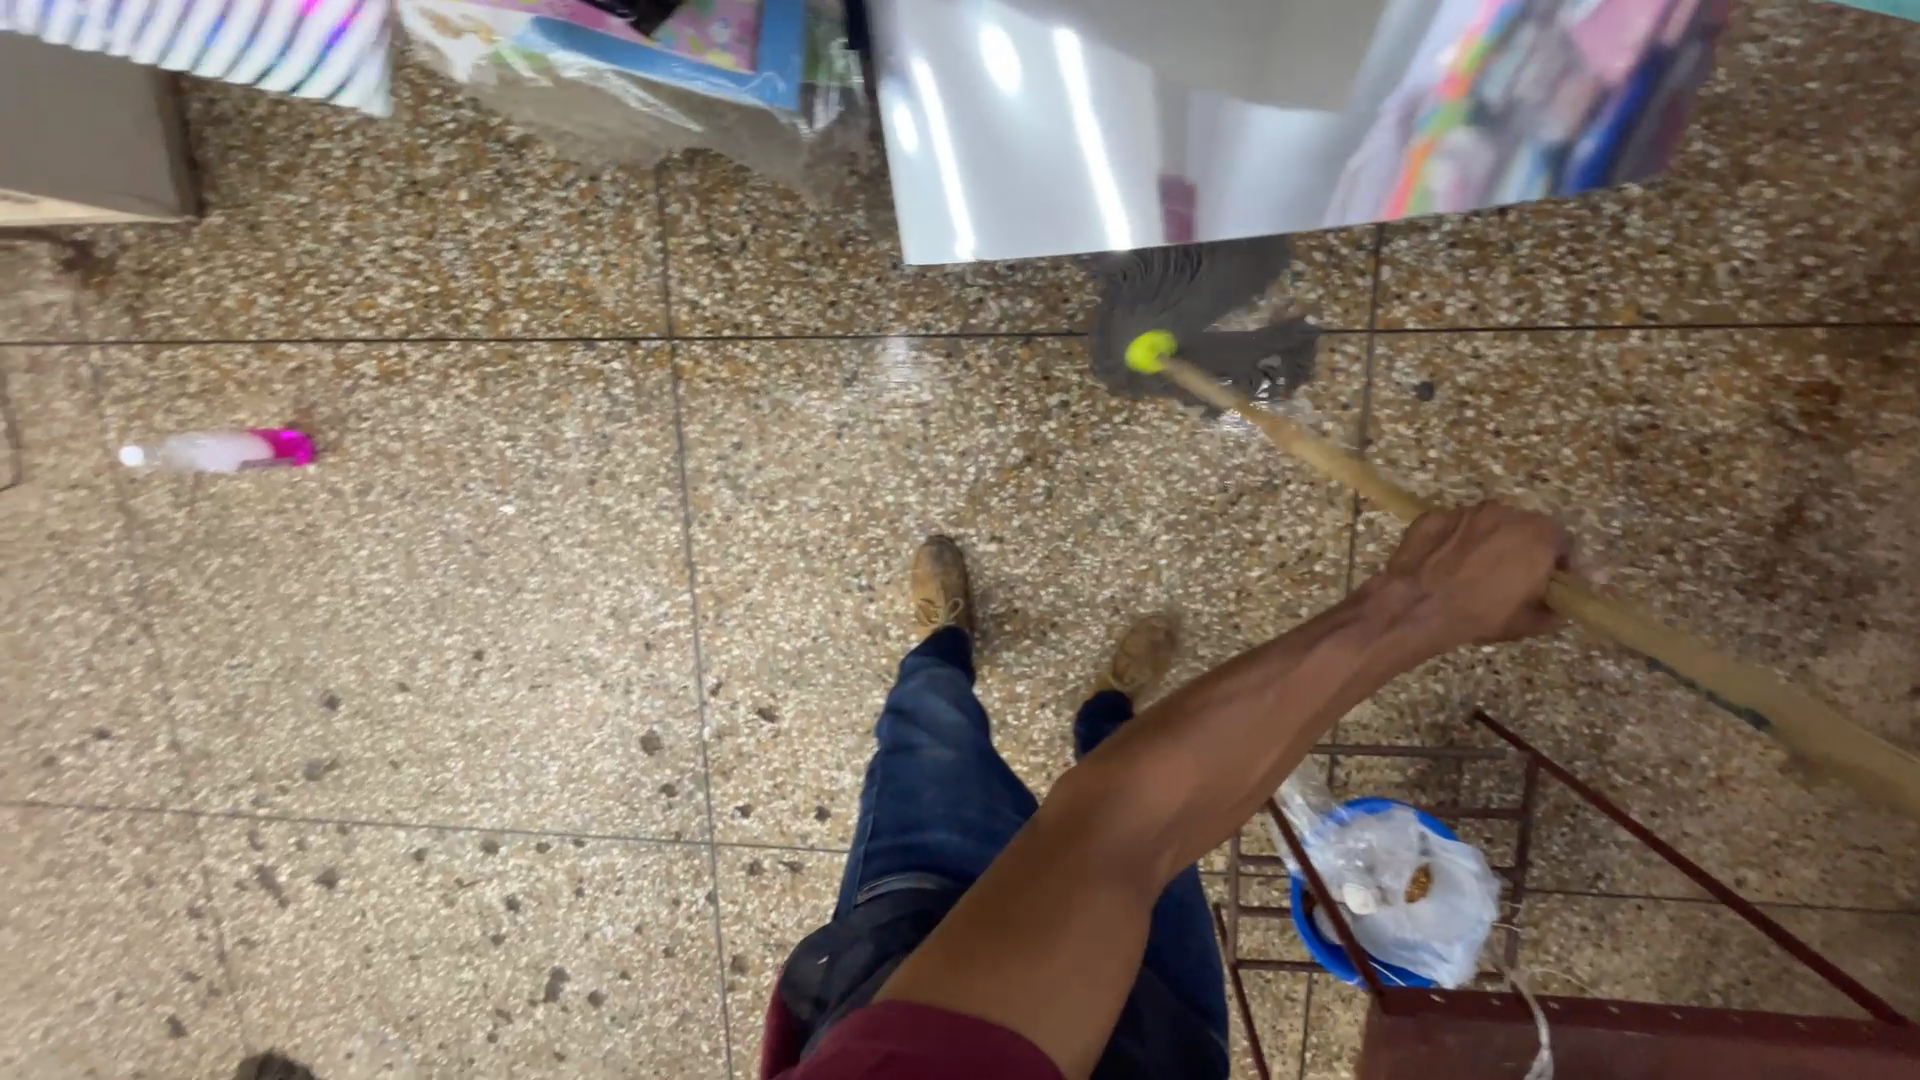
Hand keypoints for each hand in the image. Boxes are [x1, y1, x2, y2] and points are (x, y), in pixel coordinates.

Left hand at [1380, 500, 1571, 647]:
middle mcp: (1504, 512)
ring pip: (1484, 525)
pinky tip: (1442, 563)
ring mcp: (1463, 511)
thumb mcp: (1532, 621)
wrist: (1417, 605)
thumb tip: (1557, 603)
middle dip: (1521, 548)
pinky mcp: (1431, 518)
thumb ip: (1555, 606)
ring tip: (1472, 568)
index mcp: (1539, 532)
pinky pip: (1449, 529)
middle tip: (1510, 575)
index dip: (1557, 564)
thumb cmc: (1482, 613)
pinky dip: (1450, 541)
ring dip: (1485, 541)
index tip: (1548, 581)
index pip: (1561, 543)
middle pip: (1521, 528)